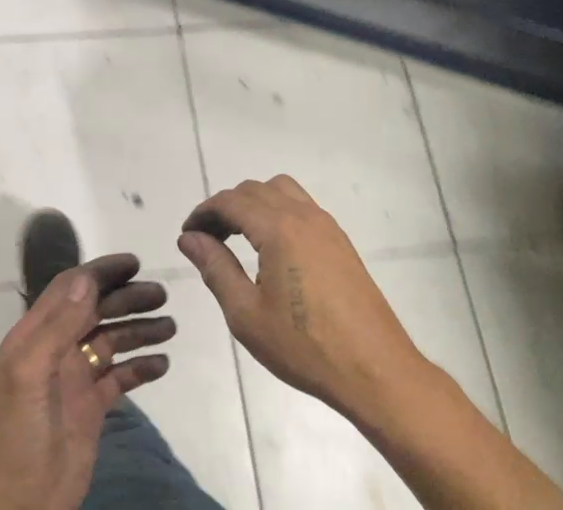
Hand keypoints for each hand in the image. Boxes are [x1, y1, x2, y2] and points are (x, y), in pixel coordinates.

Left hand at [0, 254, 176, 509]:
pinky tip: (163, 364)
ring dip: (139, 329)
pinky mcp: (91, 408)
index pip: (69, 290)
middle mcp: (55, 350)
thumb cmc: (15, 434)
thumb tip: (86, 279)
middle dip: (126, 297)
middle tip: (162, 294)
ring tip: (171, 326)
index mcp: (33, 336)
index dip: (99, 272)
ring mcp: (74, 379)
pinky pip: (120, 378)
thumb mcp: (29, 374)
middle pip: (95, 311)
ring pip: (111, 342)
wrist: (17, 503)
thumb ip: (56, 326)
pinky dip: (141, 367)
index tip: (133, 262)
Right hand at [179, 176, 434, 423]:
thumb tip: (190, 239)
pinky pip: (302, 208)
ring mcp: (328, 228)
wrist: (375, 372)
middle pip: (255, 190)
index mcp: (279, 230)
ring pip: (282, 191)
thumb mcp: (246, 314)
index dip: (203, 213)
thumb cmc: (304, 347)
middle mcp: (304, 217)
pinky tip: (271, 248)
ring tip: (238, 237)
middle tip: (207, 238)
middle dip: (225, 206)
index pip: (231, 202)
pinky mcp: (342, 244)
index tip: (187, 235)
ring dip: (254, 204)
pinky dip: (277, 212)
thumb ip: (215, 268)